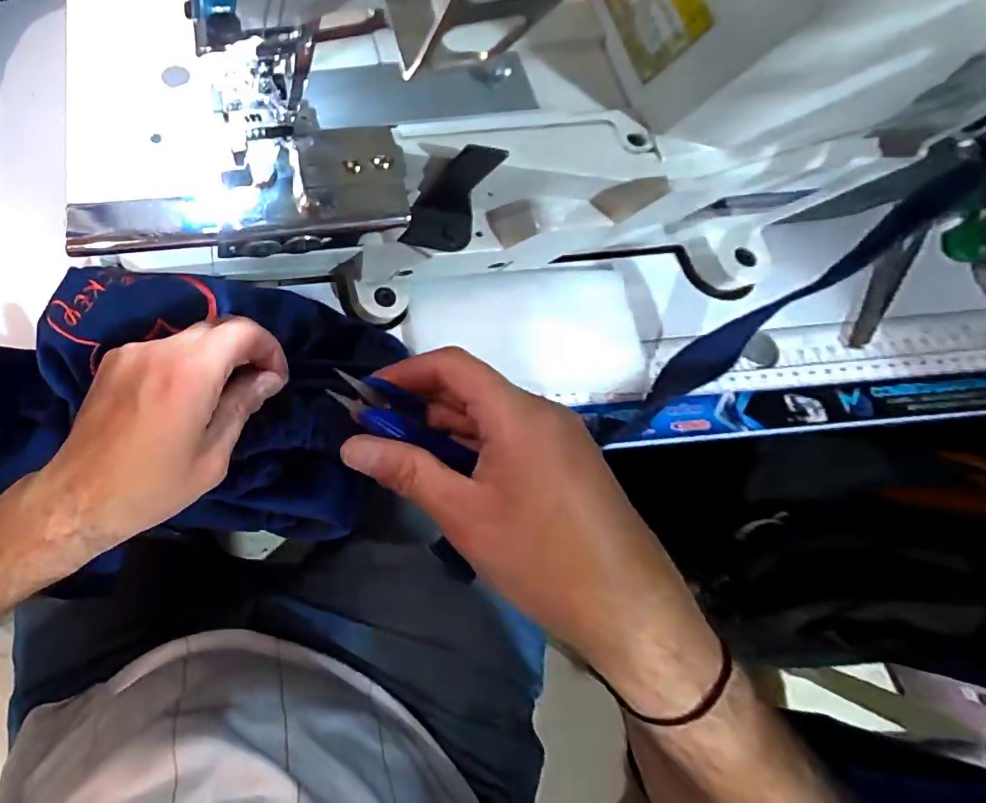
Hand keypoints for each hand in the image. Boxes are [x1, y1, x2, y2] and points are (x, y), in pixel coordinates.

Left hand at [33, 317, 287, 554]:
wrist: (80, 495)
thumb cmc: (152, 488)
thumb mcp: (211, 457)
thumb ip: (241, 407)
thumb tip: (266, 379)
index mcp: (190, 372)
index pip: (242, 330)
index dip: (267, 347)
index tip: (274, 377)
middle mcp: (160, 349)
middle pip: (215, 328)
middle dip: (241, 350)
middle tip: (252, 384)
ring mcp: (133, 350)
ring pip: (187, 337)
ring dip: (210, 355)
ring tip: (215, 392)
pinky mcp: (114, 358)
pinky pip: (160, 348)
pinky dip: (179, 361)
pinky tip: (177, 395)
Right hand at [339, 347, 721, 716]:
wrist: (635, 619)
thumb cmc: (543, 559)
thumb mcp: (463, 514)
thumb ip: (405, 470)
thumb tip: (350, 445)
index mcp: (519, 414)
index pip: (452, 366)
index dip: (404, 372)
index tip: (366, 395)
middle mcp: (540, 415)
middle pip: (468, 388)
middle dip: (415, 403)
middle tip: (371, 428)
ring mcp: (556, 440)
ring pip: (485, 416)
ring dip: (439, 426)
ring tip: (396, 450)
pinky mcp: (563, 465)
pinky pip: (505, 439)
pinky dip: (468, 446)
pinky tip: (441, 471)